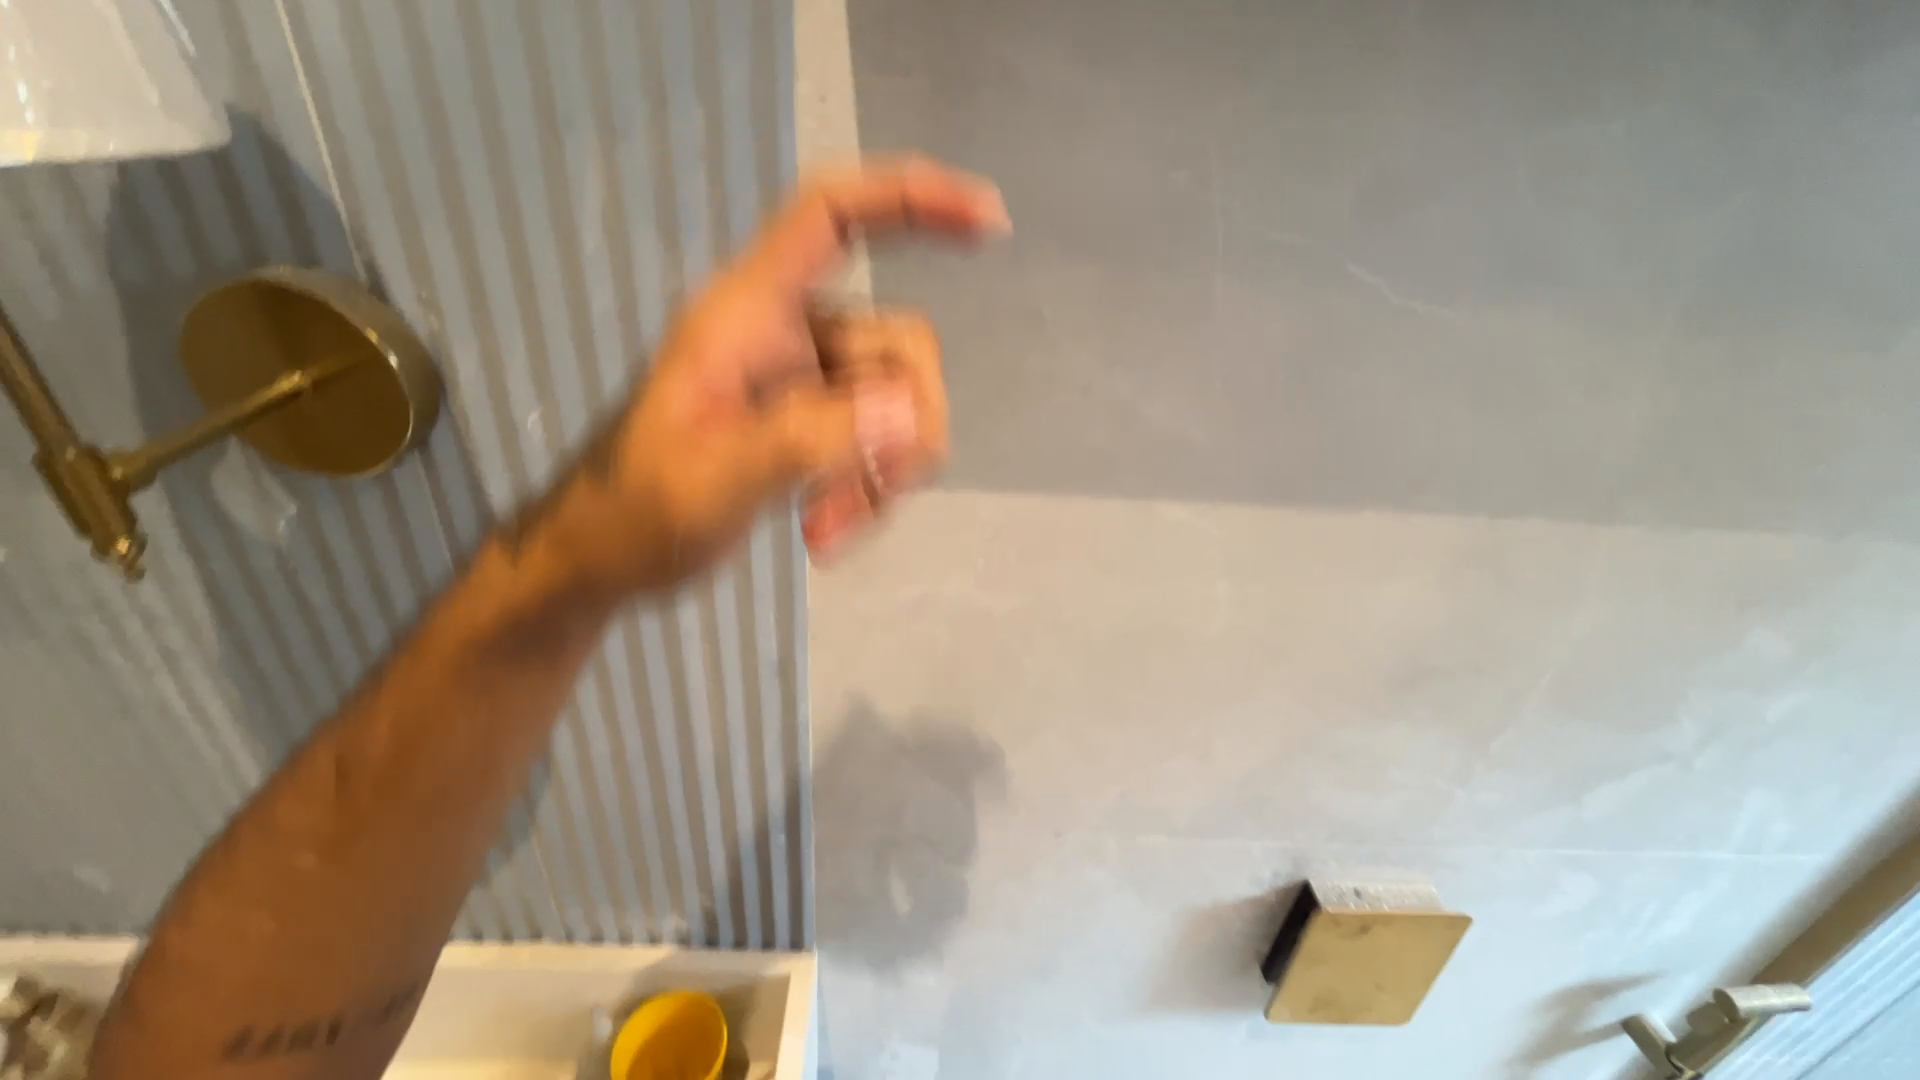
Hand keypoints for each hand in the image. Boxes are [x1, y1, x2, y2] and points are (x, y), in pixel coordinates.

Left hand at [510, 158, 1009, 599]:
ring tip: (828, 533)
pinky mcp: (816, 429)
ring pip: (899, 408)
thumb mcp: (714, 478)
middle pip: (901, 346)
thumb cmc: (635, 511)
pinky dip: (871, 491)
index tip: (987, 223)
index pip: (832, 216)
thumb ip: (807, 441)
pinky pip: (881, 444)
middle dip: (905, 430)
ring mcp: (808, 386)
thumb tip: (910, 418)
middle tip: (873, 497)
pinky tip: (827, 534)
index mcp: (749, 312)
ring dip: (883, 477)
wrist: (607, 558)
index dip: (910, 199)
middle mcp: (789, 335)